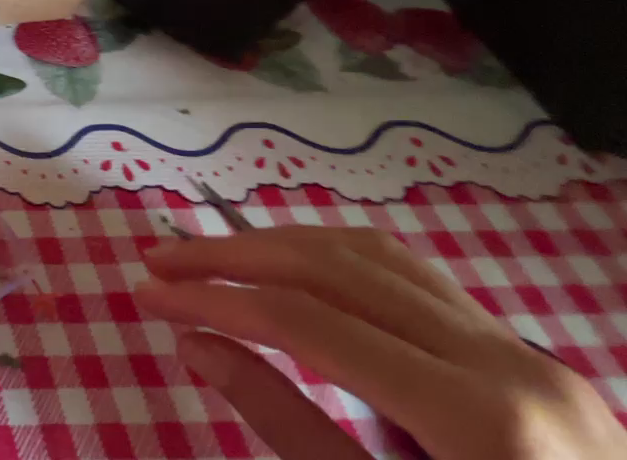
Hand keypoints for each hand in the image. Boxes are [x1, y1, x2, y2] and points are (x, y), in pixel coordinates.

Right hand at [136, 226, 626, 459]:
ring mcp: (525, 352)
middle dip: (232, 256)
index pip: (306, 321)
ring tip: (212, 257)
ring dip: (277, 244)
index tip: (144, 293)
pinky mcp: (526, 354)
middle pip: (334, 268)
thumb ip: (289, 429)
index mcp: (479, 419)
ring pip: (373, 254)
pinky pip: (411, 277)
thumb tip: (194, 344)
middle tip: (159, 261)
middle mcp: (507, 363)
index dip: (212, 299)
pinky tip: (289, 268)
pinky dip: (331, 258)